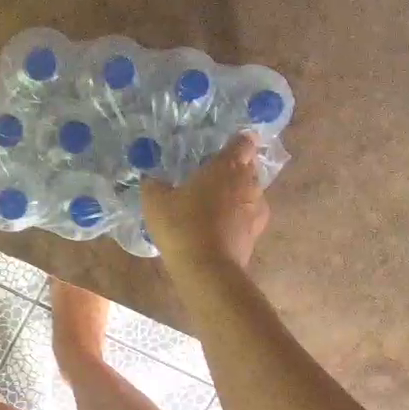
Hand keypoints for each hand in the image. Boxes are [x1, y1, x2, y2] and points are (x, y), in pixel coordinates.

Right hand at [142, 133, 269, 272]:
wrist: (207, 268)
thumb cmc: (182, 225)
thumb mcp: (155, 202)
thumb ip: (153, 184)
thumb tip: (151, 178)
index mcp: (226, 166)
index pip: (243, 142)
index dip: (237, 141)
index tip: (226, 145)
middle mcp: (247, 182)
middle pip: (249, 166)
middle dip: (236, 167)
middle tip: (213, 175)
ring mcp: (256, 208)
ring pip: (252, 190)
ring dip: (239, 192)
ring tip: (217, 201)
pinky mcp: (257, 232)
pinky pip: (250, 214)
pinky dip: (240, 215)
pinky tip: (222, 224)